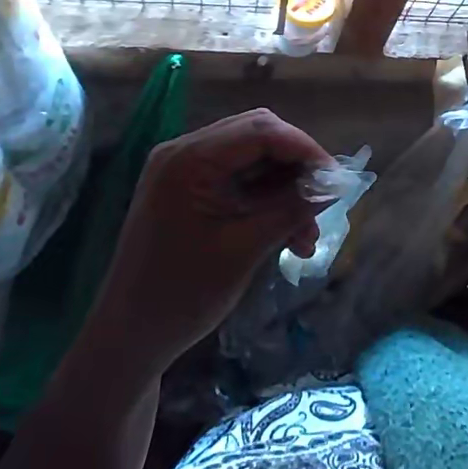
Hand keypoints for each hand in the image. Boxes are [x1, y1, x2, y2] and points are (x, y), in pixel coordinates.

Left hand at [89, 109, 332, 370]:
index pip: (261, 131)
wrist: (129, 337)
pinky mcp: (190, 189)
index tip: (338, 181)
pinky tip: (287, 236)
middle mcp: (184, 152)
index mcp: (188, 160)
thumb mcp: (244, 250)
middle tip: (325, 203)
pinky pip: (239, 179)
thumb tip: (337, 185)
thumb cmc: (182, 296)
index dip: (305, 149)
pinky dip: (267, 200)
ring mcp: (185, 170)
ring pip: (254, 159)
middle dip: (297, 168)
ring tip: (306, 238)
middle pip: (258, 136)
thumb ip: (291, 210)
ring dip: (286, 189)